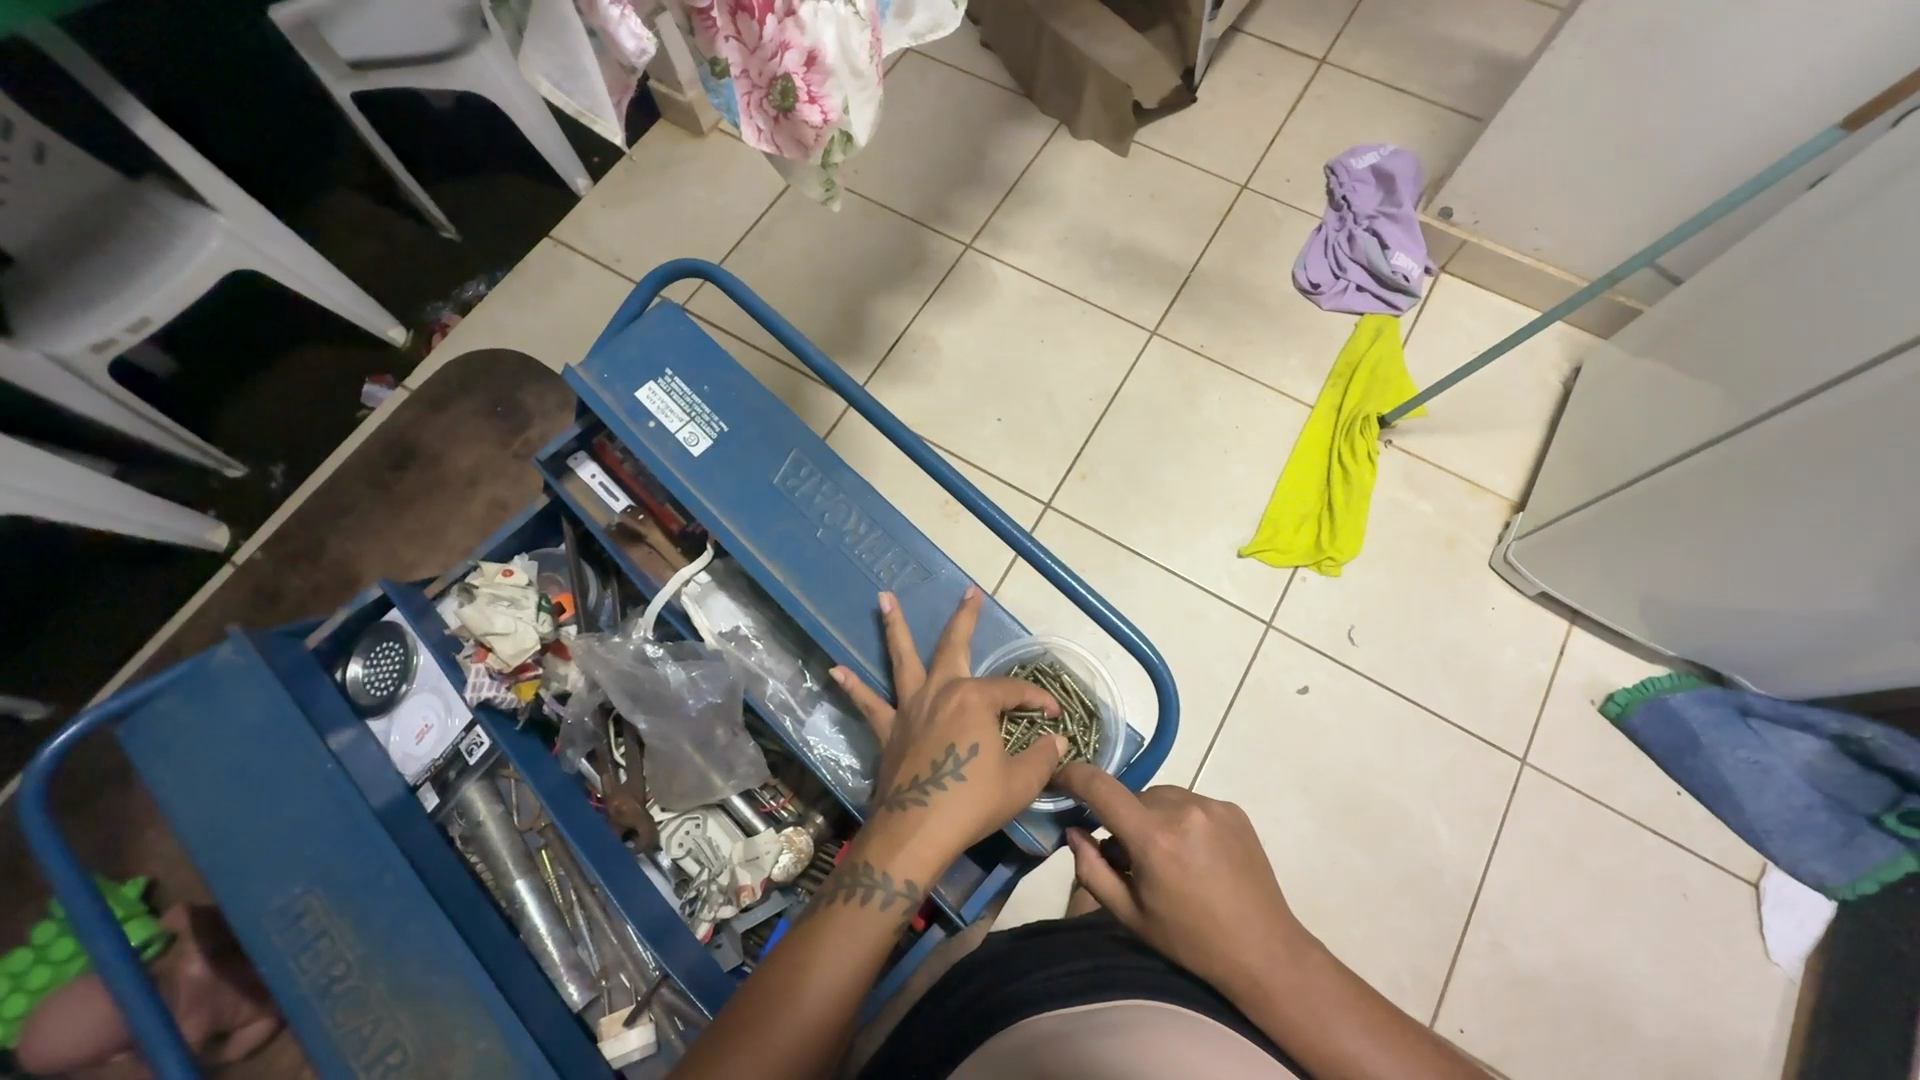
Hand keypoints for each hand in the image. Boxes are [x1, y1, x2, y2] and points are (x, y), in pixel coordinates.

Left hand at [832, 587, 1069, 870]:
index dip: (1037, 701)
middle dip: (965, 618)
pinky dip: (852, 686)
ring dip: (895, 627)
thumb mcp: (1021, 782)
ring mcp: (909, 708)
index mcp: (976, 699)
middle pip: (954, 646)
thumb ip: (1043, 757)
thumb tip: (1058, 740)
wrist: (917, 831)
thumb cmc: (973, 803)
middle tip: (970, 592)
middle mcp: (941, 691)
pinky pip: (868, 703)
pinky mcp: (888, 730)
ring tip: (884, 598)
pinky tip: (835, 670)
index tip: (1052, 716)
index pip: (1013, 690)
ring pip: (903, 659)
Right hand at [1053, 764, 1311, 993]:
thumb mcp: (1131, 915)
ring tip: (1167, 858)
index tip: (1057, 778)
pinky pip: (1190, 803)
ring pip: (1161, 797)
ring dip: (1152, 817)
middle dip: (1122, 820)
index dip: (1072, 777)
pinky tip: (1194, 855)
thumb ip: (1092, 870)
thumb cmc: (1190, 940)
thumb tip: (1074, 832)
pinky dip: (1180, 820)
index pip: (1100, 788)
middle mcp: (1182, 809)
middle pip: (1132, 797)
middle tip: (1129, 859)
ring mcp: (1212, 806)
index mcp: (1154, 838)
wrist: (1264, 950)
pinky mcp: (1233, 809)